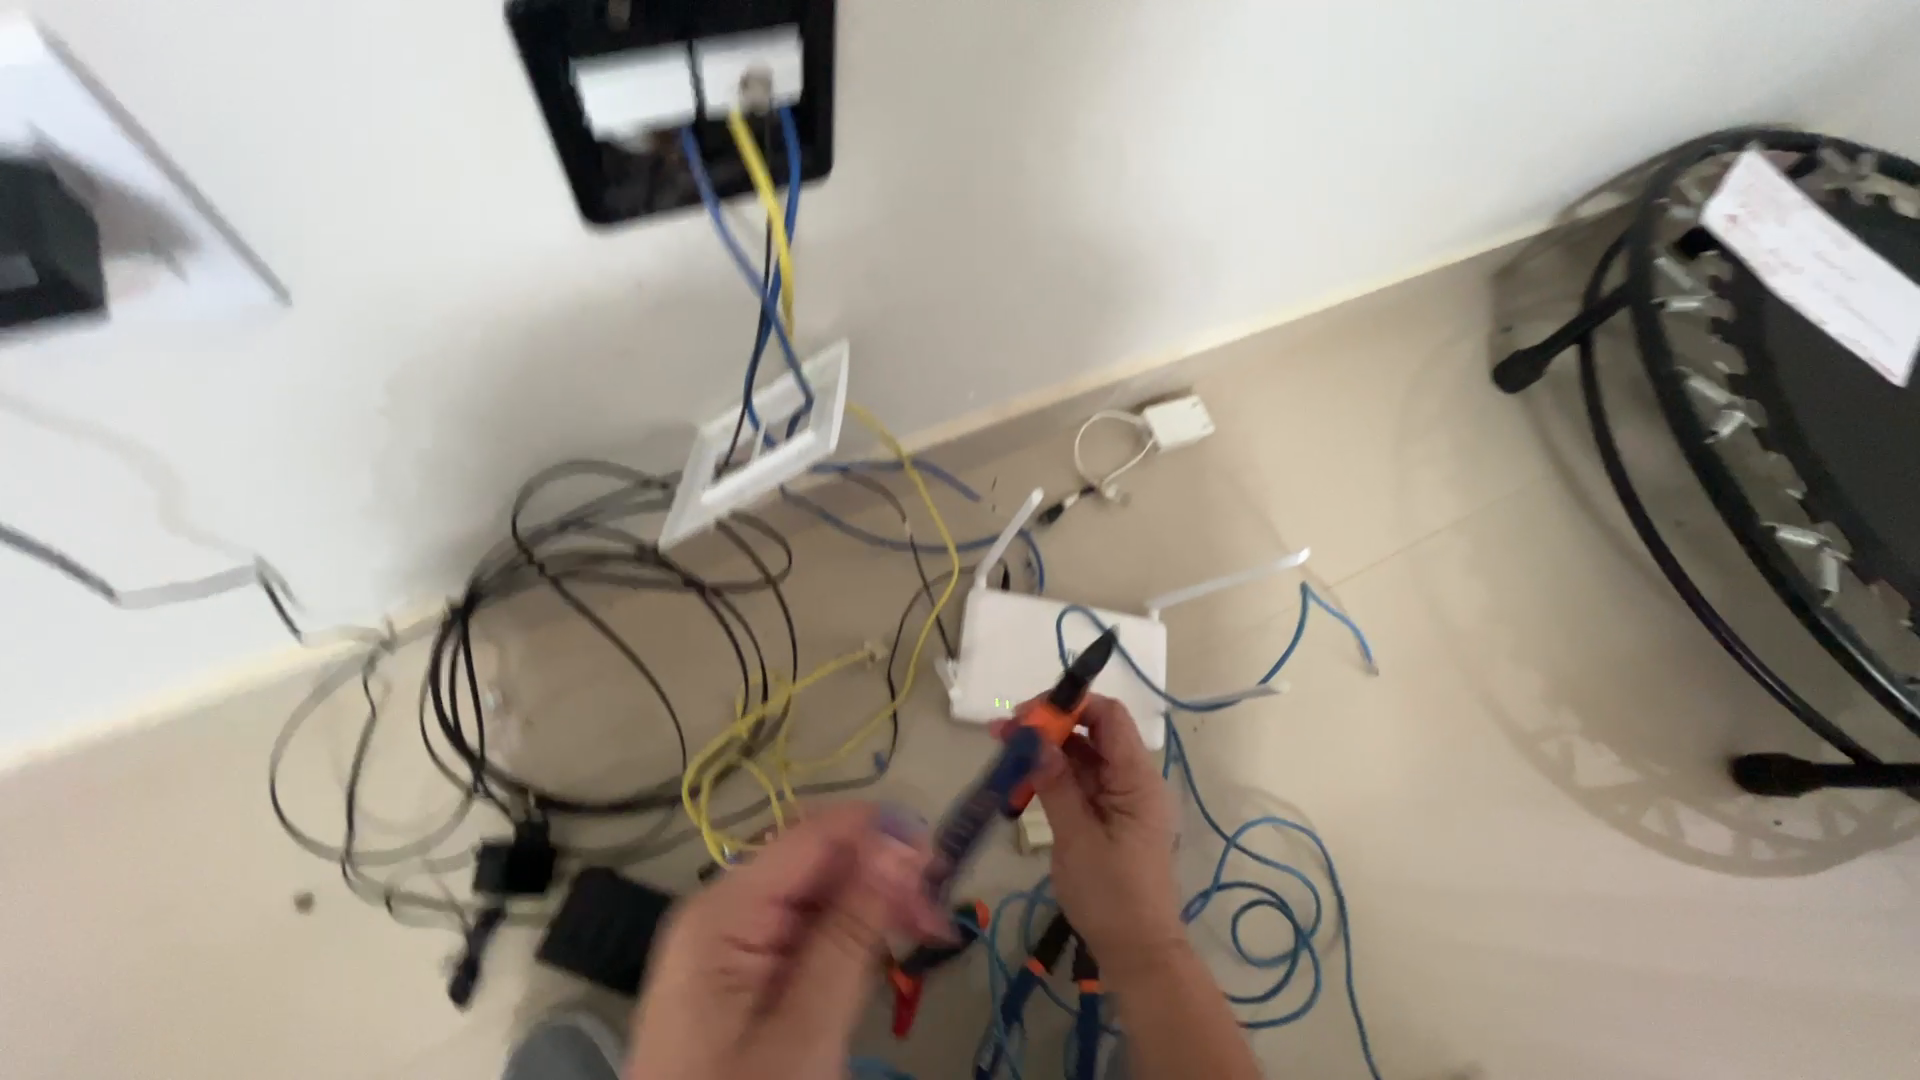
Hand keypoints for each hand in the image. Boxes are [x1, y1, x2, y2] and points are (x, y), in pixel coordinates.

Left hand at [625, 803, 944, 1079]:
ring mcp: (737, 944)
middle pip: (818, 863)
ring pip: (822, 897)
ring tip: (928, 934)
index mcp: (723, 913)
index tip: (939, 859)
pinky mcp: (750, 975)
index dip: (877, 833)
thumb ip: (850, 933)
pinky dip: (854, 940)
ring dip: (877, 908)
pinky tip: (886, 953)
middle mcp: (727, 912)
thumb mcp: (803, 1031)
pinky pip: (811, 934)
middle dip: (882, 877)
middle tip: (939, 917)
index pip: (811, 836)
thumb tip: (899, 844)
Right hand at [1025, 695, 1186, 975]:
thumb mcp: (1077, 838)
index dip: (1070, 705)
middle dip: (1048, 726)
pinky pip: (1081, 781)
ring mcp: (1121, 798)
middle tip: (1003, 732)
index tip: (1028, 714)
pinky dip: (1053, 776)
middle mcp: (1133, 780)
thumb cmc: (1111, 895)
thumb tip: (1034, 740)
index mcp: (1137, 779)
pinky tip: (1021, 780)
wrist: (1137, 952)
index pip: (1110, 717)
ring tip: (1003, 751)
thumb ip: (1056, 784)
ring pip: (1083, 756)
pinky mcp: (1110, 815)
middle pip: (1092, 732)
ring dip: (1045, 751)